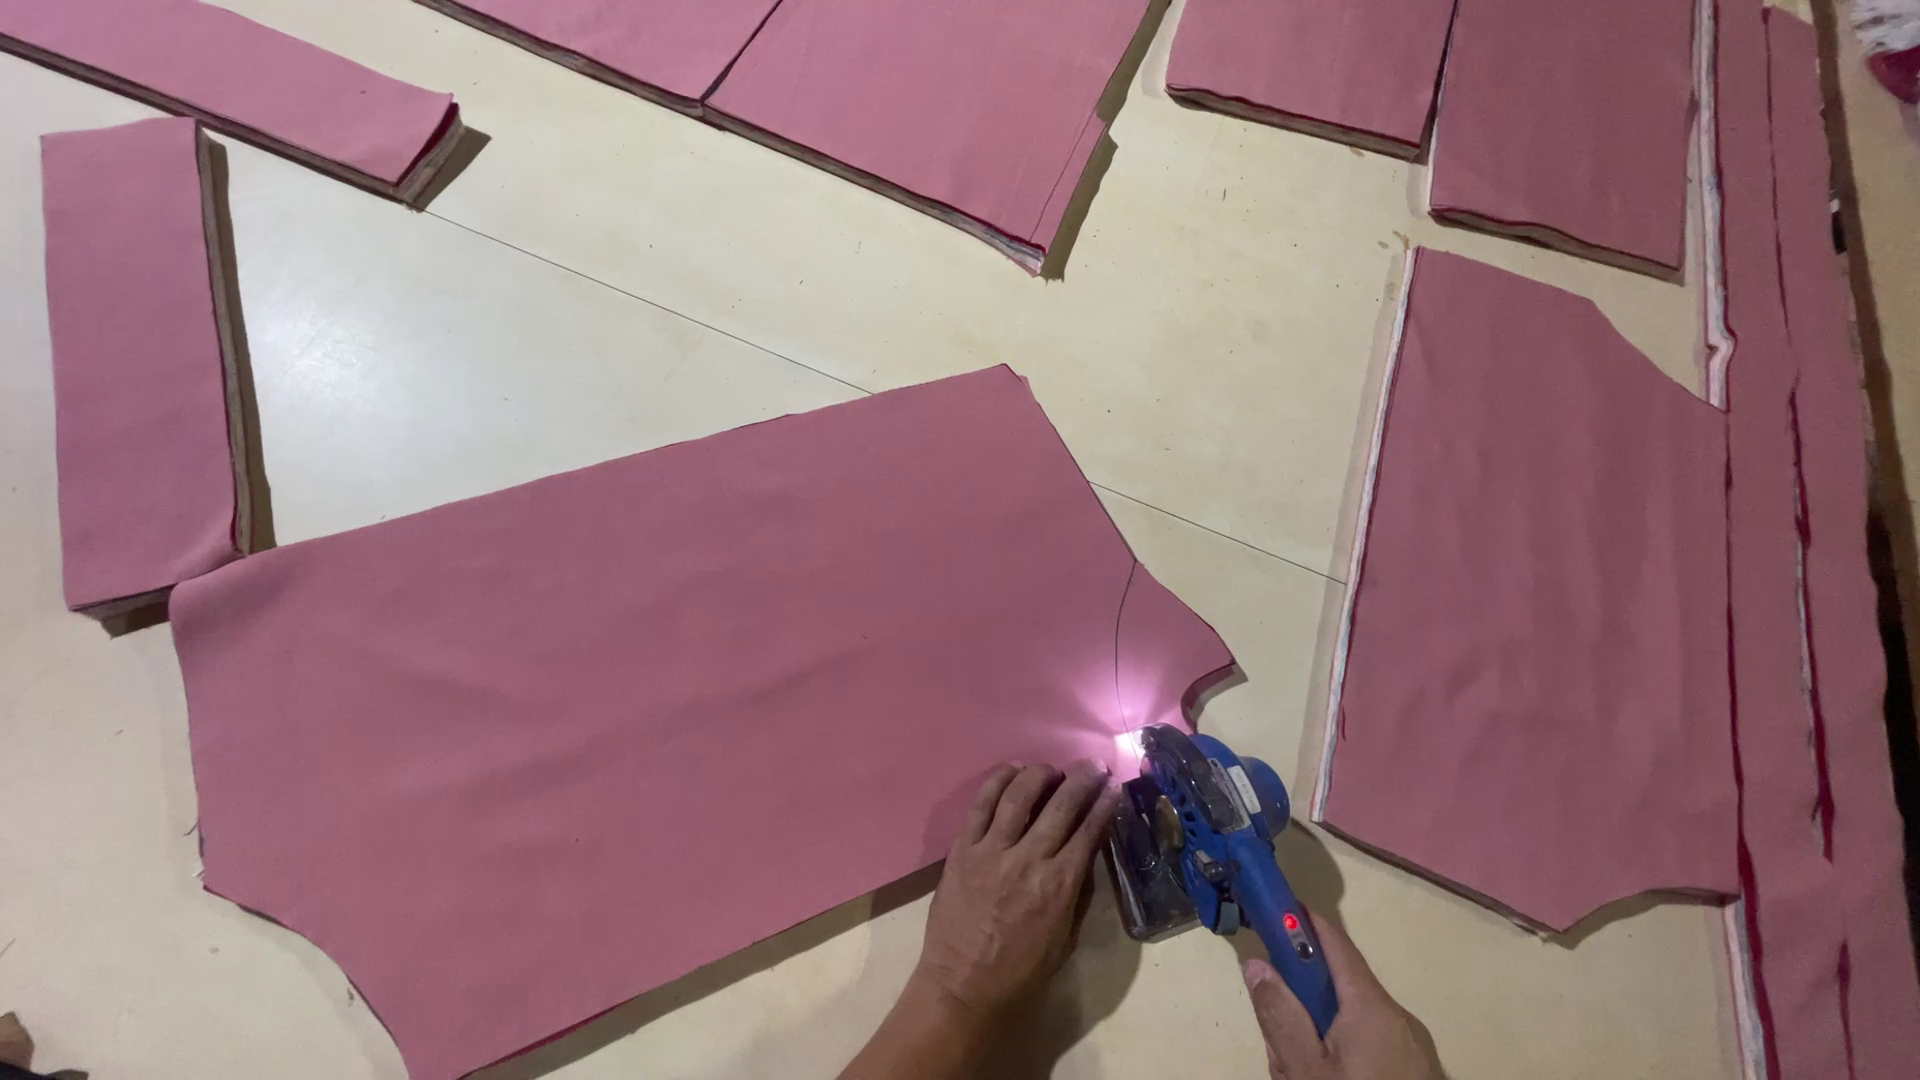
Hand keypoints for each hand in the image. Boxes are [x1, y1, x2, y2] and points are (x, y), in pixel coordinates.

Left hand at [913, 761, 1122, 1020]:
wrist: (963, 985)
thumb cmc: (1021, 970)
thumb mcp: (1065, 937)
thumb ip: (1078, 890)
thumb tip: (1088, 849)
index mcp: (1059, 885)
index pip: (1089, 831)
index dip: (1104, 804)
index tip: (1114, 785)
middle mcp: (1028, 859)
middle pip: (1061, 805)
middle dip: (1083, 779)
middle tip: (1094, 765)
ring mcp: (992, 850)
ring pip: (1020, 795)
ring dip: (1041, 773)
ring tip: (1052, 769)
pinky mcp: (963, 848)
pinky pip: (981, 804)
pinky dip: (998, 781)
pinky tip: (1012, 770)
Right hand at [1243, 910, 1440, 1079]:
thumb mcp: (1304, 1073)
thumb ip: (1278, 1014)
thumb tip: (1257, 962)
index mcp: (1372, 1008)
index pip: (1332, 940)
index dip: (1300, 918)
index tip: (1268, 909)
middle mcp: (1399, 1019)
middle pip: (1337, 986)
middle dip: (1300, 999)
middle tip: (1276, 1040)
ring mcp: (1414, 1051)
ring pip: (1350, 1020)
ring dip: (1317, 1034)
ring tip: (1297, 1075)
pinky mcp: (1418, 1075)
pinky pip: (1371, 1046)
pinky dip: (1341, 1054)